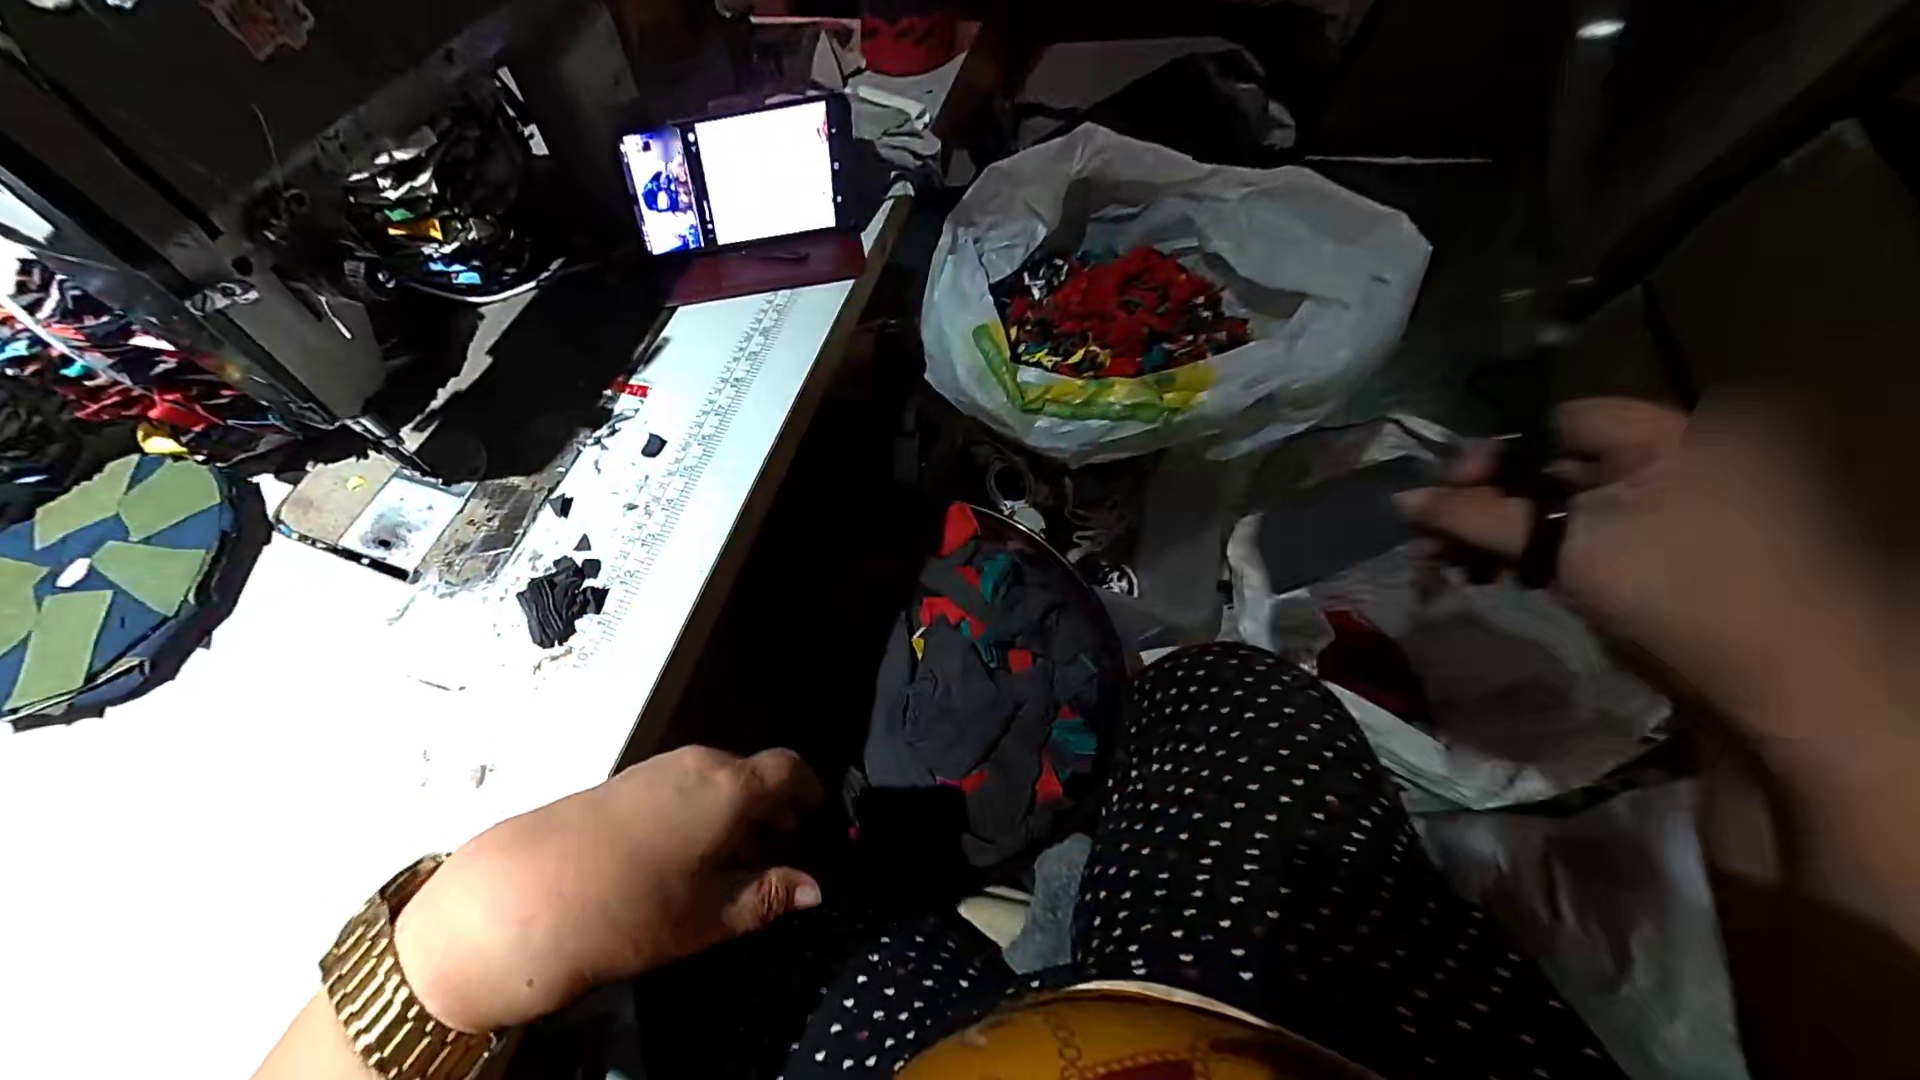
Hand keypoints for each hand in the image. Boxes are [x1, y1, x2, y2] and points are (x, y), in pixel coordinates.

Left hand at [391, 746, 823, 1033]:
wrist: (518, 896)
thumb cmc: (631, 907)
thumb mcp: (708, 915)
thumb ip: (768, 895)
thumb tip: (815, 888)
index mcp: (730, 786)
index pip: (790, 769)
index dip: (811, 791)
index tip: (814, 821)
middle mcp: (701, 762)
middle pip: (755, 775)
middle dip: (774, 810)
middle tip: (778, 854)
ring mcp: (660, 766)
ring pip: (719, 780)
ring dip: (738, 812)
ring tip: (732, 861)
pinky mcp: (629, 779)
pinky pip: (687, 783)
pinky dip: (704, 809)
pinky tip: (685, 854)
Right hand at [1393, 396, 1890, 733]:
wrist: (1778, 685)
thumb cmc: (1676, 591)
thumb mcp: (1565, 544)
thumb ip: (1477, 515)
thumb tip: (1402, 498)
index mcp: (1670, 440)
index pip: (1562, 422)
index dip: (1501, 448)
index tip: (1451, 485)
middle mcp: (1664, 468)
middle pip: (1547, 468)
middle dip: (1480, 500)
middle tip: (1429, 528)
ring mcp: (1656, 517)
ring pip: (1550, 510)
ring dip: (1489, 532)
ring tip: (1437, 559)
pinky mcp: (1643, 559)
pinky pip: (1568, 541)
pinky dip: (1522, 554)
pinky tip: (1479, 572)